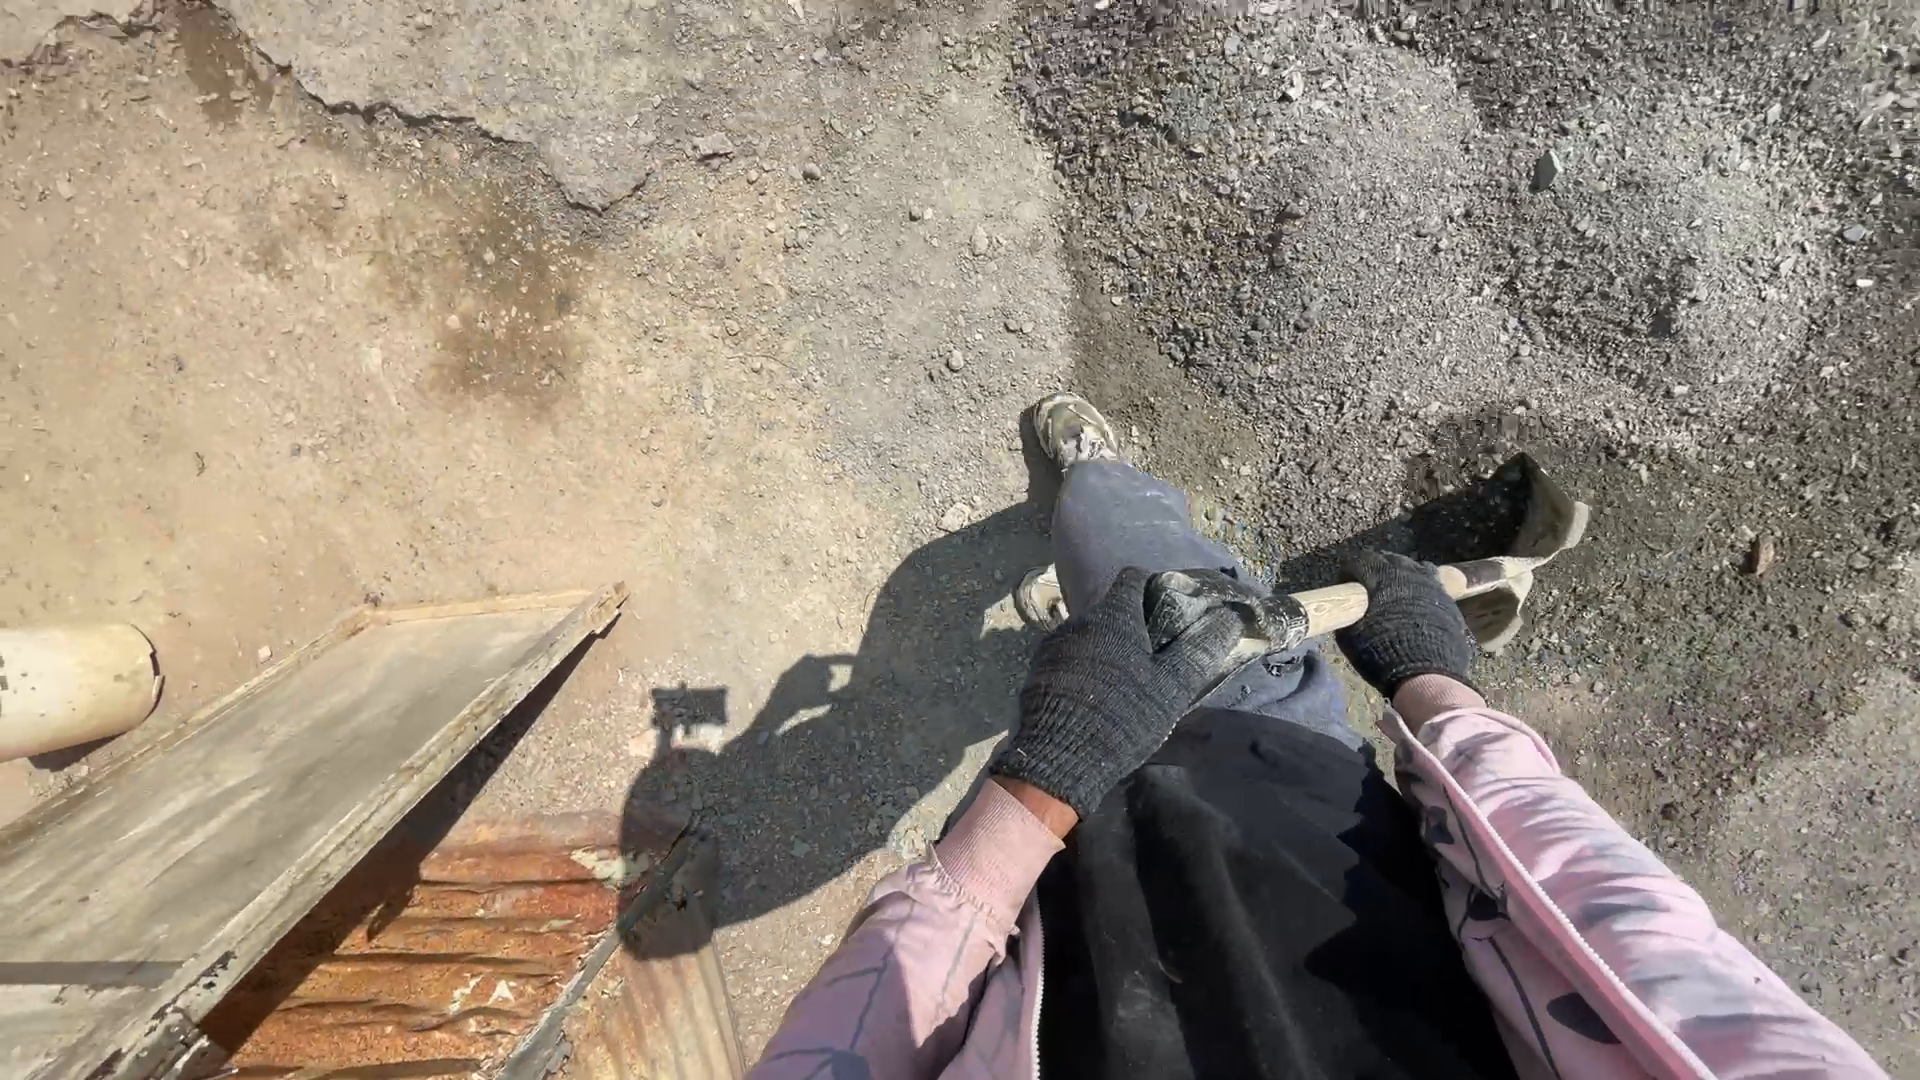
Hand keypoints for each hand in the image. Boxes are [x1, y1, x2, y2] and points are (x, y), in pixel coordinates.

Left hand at [992, 566, 1244, 818]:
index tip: (1169, 607)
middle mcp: (1079, 620)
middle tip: (1153, 654)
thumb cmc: (1123, 716)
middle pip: (1111, 608)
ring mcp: (1053, 643)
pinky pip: (1069, 655)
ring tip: (1124, 680)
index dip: (1153, 586)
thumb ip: (1198, 649)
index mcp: (1113, 616)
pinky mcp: (1038, 668)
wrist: (1059, 756)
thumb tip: (1229, 617)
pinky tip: (1095, 695)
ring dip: (1107, 646)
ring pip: (1089, 633)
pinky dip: (1085, 665)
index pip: (1133, 578)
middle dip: (1132, 624)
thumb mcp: (1170, 686)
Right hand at [1334, 551, 1476, 697]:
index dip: (1348, 572)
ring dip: (1401, 576)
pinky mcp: (1449, 601)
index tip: (1344, 585)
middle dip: (1375, 568)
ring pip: (1414, 568)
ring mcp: (1432, 585)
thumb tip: (1348, 611)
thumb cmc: (1379, 651)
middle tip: (1368, 587)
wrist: (1425, 673)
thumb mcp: (1349, 633)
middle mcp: (1407, 573)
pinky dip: (1421, 589)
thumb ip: (1348, 614)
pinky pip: (1433, 584)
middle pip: (1388, 559)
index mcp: (1379, 576)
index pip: (1359, 560)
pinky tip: (1415, 604)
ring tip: (1394, 592)